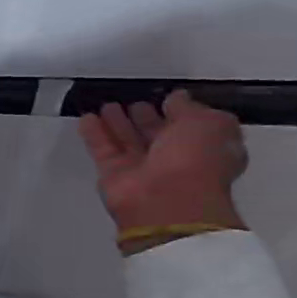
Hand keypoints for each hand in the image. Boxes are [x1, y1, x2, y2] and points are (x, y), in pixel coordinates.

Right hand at [78, 90, 248, 253]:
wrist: (167, 200)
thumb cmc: (197, 158)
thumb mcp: (209, 123)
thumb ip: (190, 108)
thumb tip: (175, 99)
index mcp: (205, 148)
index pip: (191, 127)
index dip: (180, 112)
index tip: (167, 97)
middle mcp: (174, 159)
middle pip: (156, 135)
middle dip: (145, 118)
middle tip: (133, 102)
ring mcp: (142, 169)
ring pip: (127, 141)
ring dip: (118, 123)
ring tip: (107, 105)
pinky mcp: (113, 175)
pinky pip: (102, 149)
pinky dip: (94, 134)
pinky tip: (86, 117)